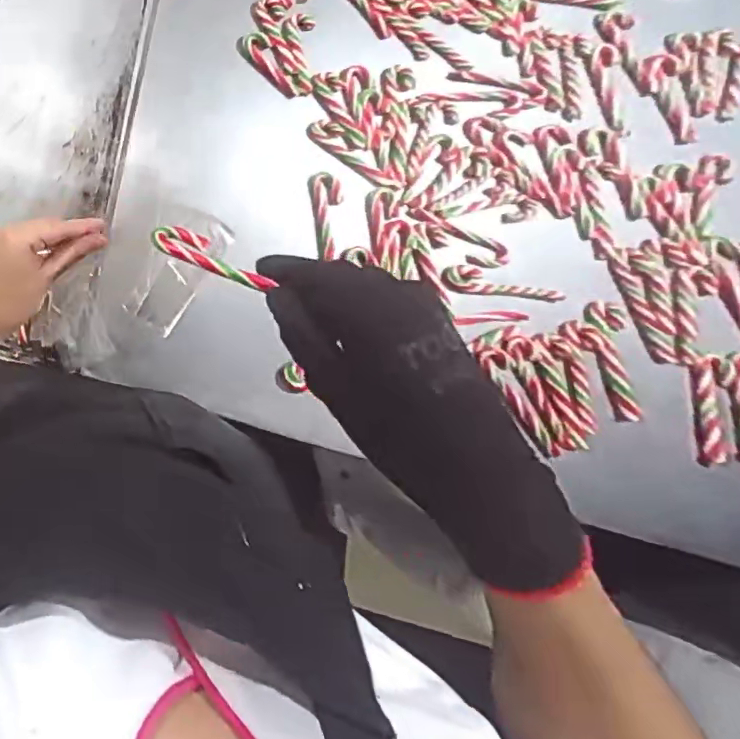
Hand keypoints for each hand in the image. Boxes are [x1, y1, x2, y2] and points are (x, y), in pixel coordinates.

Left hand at [0, 217, 107, 338]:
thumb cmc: (14, 303)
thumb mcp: (45, 277)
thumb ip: (71, 253)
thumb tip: (98, 239)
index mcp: (17, 236)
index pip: (55, 227)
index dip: (81, 227)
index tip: (103, 225)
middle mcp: (6, 229)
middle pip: (45, 225)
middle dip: (69, 231)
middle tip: (96, 235)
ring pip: (35, 230)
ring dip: (56, 236)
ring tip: (82, 241)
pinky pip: (23, 238)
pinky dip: (40, 242)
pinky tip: (57, 247)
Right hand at [256, 255, 587, 595]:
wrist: (478, 469)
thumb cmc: (393, 434)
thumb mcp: (333, 387)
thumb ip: (301, 335)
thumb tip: (278, 296)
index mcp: (369, 314)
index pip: (318, 275)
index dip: (287, 269)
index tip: (261, 270)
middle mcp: (400, 300)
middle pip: (345, 272)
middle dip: (310, 276)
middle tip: (281, 291)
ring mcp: (426, 310)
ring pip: (369, 281)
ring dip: (336, 285)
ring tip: (309, 305)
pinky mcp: (441, 324)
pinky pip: (391, 294)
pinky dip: (363, 295)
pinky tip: (351, 316)